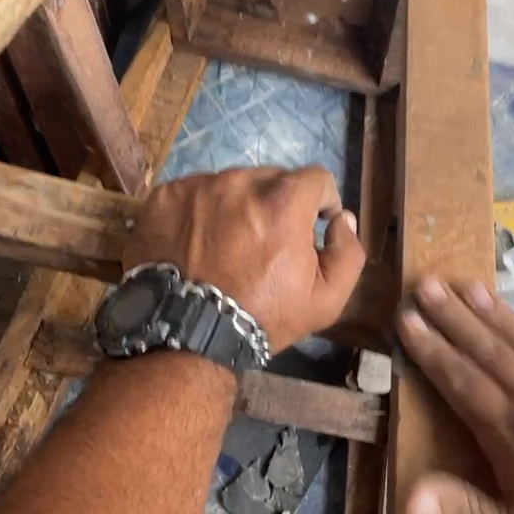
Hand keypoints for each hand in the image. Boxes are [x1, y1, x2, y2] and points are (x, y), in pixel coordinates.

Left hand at [124, 166, 364, 353]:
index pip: (317, 178)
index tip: (314, 228)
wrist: (186, 334)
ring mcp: (198, 186)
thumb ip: (348, 253)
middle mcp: (240, 181)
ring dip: (239, 208)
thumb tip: (342, 219)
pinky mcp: (165, 196)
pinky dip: (202, 213)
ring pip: (232, 185)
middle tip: (268, 245)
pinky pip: (195, 194)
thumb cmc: (263, 317)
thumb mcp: (326, 299)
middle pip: (273, 179)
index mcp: (283, 200)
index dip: (322, 203)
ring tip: (230, 247)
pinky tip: (200, 245)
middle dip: (278, 206)